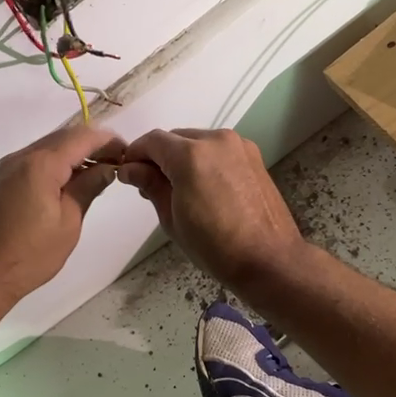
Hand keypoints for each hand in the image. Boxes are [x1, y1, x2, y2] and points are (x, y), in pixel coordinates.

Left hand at [0, 125, 125, 313]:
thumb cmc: (29, 255)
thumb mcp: (68, 223)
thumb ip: (88, 188)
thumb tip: (107, 167)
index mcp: (40, 164)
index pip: (82, 137)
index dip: (108, 140)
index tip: (128, 153)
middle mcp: (20, 157)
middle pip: (63, 137)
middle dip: (92, 145)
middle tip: (116, 163)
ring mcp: (5, 168)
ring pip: (46, 148)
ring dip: (72, 155)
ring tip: (96, 174)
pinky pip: (32, 161)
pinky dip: (54, 165)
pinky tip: (68, 184)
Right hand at [118, 128, 308, 289]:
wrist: (268, 259)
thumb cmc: (214, 246)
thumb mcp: (172, 219)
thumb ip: (151, 185)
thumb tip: (130, 169)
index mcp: (191, 155)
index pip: (152, 141)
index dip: (135, 154)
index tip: (127, 173)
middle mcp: (216, 140)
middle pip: (175, 138)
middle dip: (159, 157)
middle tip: (150, 186)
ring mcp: (238, 145)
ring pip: (198, 142)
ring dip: (182, 157)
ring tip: (178, 189)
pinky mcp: (253, 156)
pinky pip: (218, 150)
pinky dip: (204, 160)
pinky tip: (203, 187)